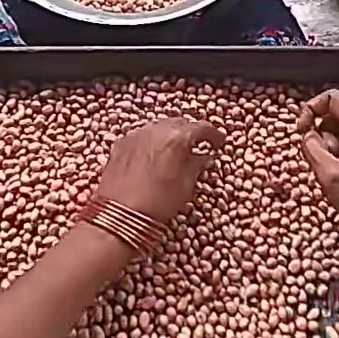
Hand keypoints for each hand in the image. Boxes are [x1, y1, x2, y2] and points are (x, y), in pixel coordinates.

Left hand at [95, 117, 222, 223]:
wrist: (119, 215)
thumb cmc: (157, 203)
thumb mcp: (186, 185)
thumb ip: (196, 165)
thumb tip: (203, 157)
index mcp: (176, 138)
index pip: (201, 127)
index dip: (213, 135)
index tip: (219, 141)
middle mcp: (155, 130)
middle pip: (178, 122)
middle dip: (190, 132)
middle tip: (198, 144)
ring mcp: (135, 135)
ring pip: (158, 127)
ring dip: (169, 135)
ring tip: (176, 150)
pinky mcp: (120, 145)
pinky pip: (141, 136)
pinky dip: (151, 142)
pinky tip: (154, 155)